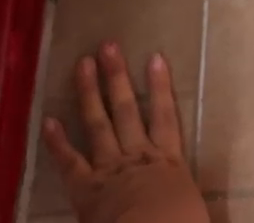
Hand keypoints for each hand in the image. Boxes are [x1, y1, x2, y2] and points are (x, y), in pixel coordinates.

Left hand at [42, 42, 207, 222]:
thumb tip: (206, 203)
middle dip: (118, 77)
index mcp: (169, 163)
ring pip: (99, 125)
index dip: (160, 86)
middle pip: (127, 110)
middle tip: (108, 46)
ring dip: (90, 93)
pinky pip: (70, 163)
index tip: (155, 57)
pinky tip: (47, 121)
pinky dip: (58, 143)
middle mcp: (138, 157)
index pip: (165, 116)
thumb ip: (193, 197)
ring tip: (84, 63)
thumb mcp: (197, 211)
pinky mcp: (86, 190)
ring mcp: (110, 169)